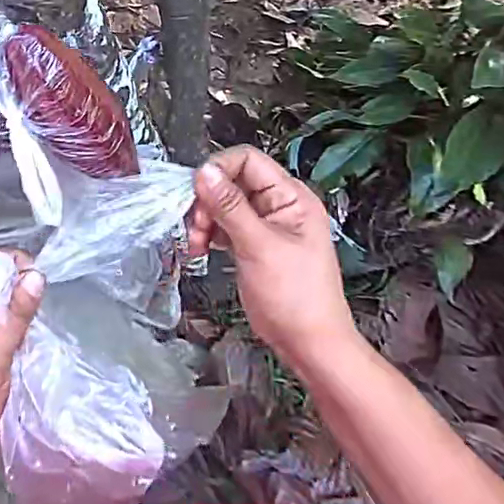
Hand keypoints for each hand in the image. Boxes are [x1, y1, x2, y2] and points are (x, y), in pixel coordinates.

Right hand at [191, 145, 360, 370]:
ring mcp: (263, 222)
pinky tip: (199, 248)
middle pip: (228, 181)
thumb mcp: (258, 246)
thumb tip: (203, 171)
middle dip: (205, 200)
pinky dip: (206, 232)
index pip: (246, 160)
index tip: (197, 194)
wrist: (307, 343)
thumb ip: (229, 206)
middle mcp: (277, 204)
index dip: (218, 170)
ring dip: (202, 218)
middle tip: (195, 226)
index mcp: (291, 197)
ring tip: (196, 243)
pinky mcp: (250, 240)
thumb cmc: (294, 296)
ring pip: (219, 201)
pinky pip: (220, 222)